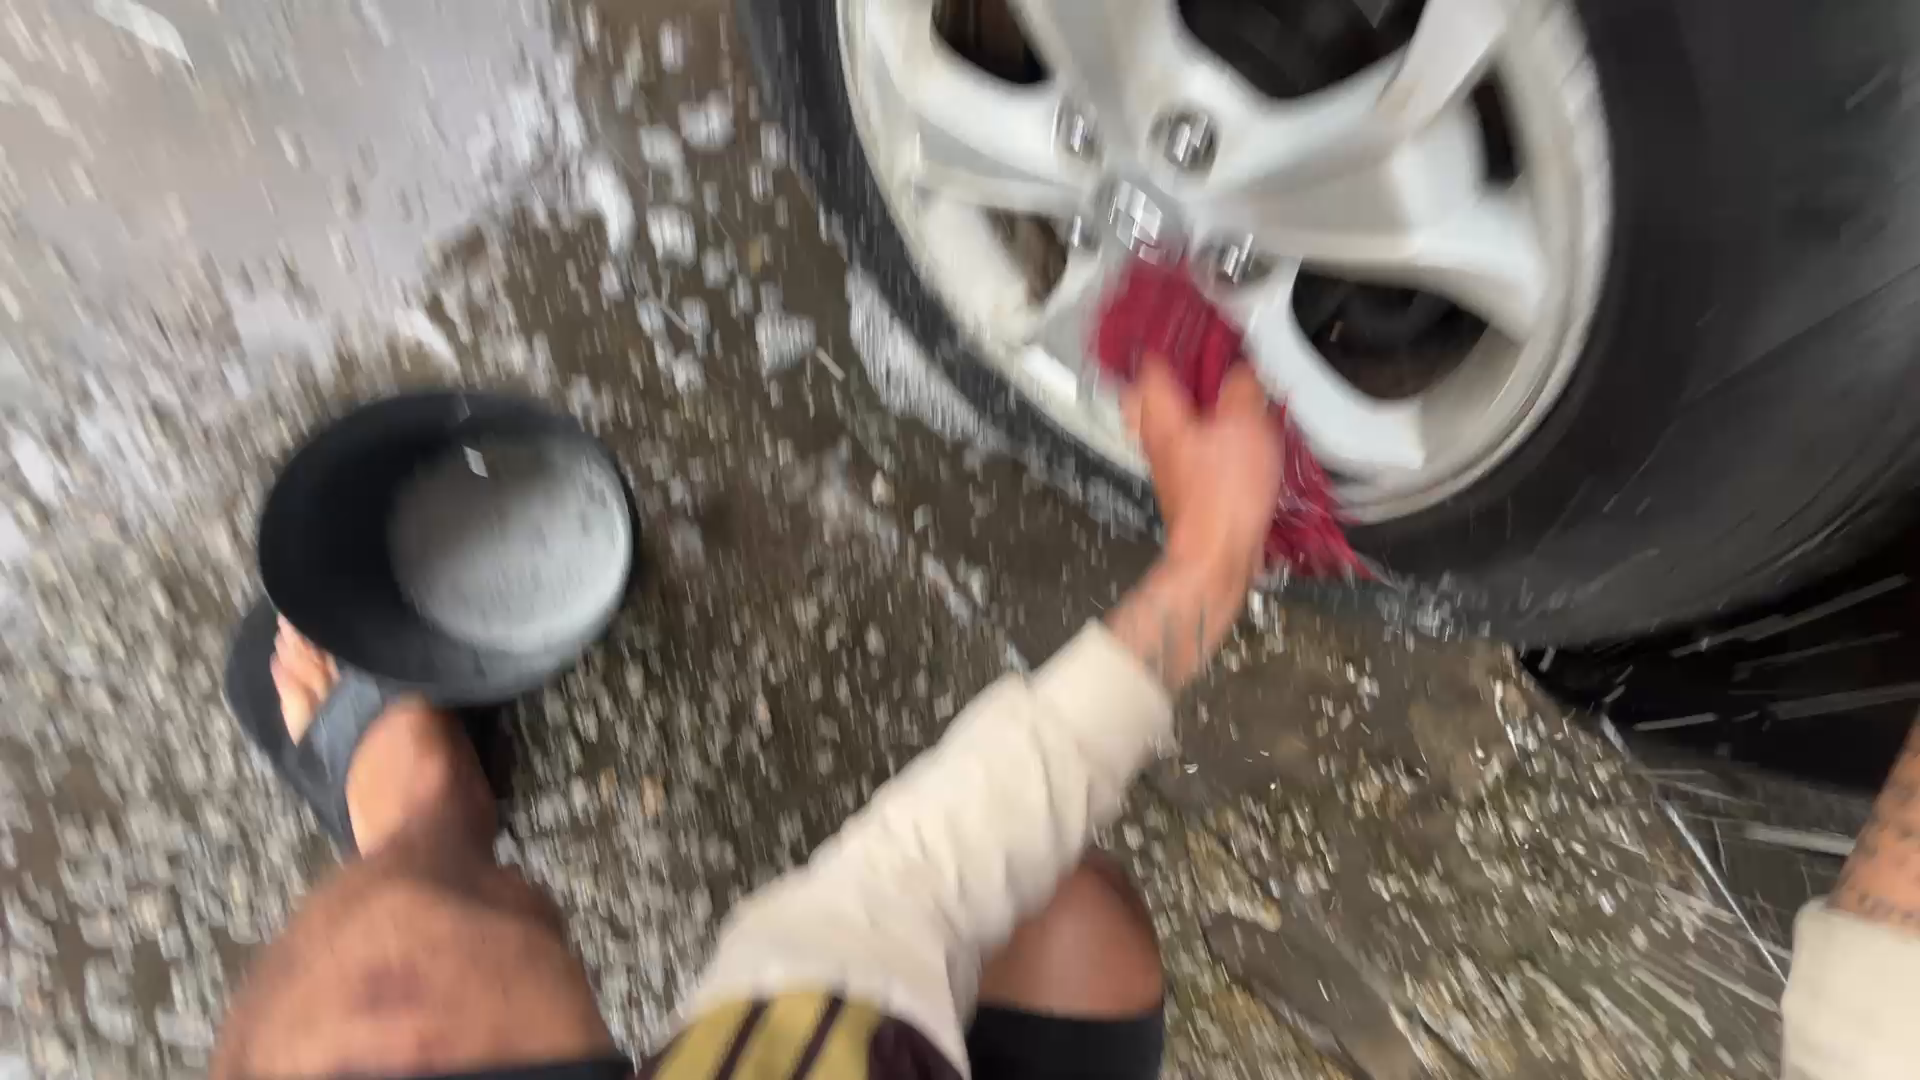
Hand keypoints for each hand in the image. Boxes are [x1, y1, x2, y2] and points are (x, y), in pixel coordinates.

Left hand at [1124, 358, 1284, 590]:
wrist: (1217, 551)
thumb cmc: (1221, 496)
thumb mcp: (1244, 425)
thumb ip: (1242, 389)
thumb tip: (1243, 372)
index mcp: (1160, 415)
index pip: (1149, 365)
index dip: (1164, 341)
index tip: (1178, 328)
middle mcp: (1155, 438)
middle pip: (1149, 394)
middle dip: (1169, 373)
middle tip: (1188, 355)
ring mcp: (1168, 462)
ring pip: (1167, 420)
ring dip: (1187, 401)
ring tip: (1212, 387)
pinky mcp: (1185, 483)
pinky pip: (1189, 445)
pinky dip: (1203, 430)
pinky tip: (1227, 431)